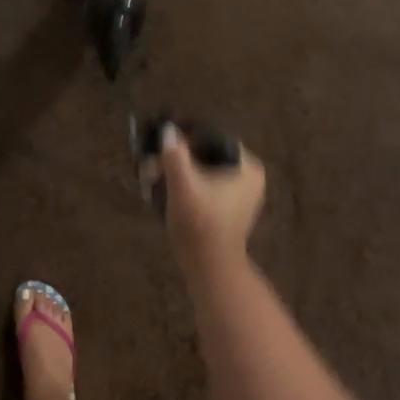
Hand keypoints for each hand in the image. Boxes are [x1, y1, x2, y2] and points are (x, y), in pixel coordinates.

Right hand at [161, 123, 265, 276]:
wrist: (210, 269)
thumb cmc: (200, 224)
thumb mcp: (183, 185)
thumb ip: (174, 154)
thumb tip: (167, 130)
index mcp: (246, 167)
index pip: (213, 137)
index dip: (186, 136)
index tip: (161, 141)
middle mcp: (247, 178)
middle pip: (206, 154)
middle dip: (176, 158)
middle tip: (151, 164)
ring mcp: (238, 195)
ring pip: (202, 171)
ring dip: (176, 171)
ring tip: (152, 178)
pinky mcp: (227, 210)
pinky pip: (204, 186)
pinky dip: (184, 185)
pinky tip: (163, 191)